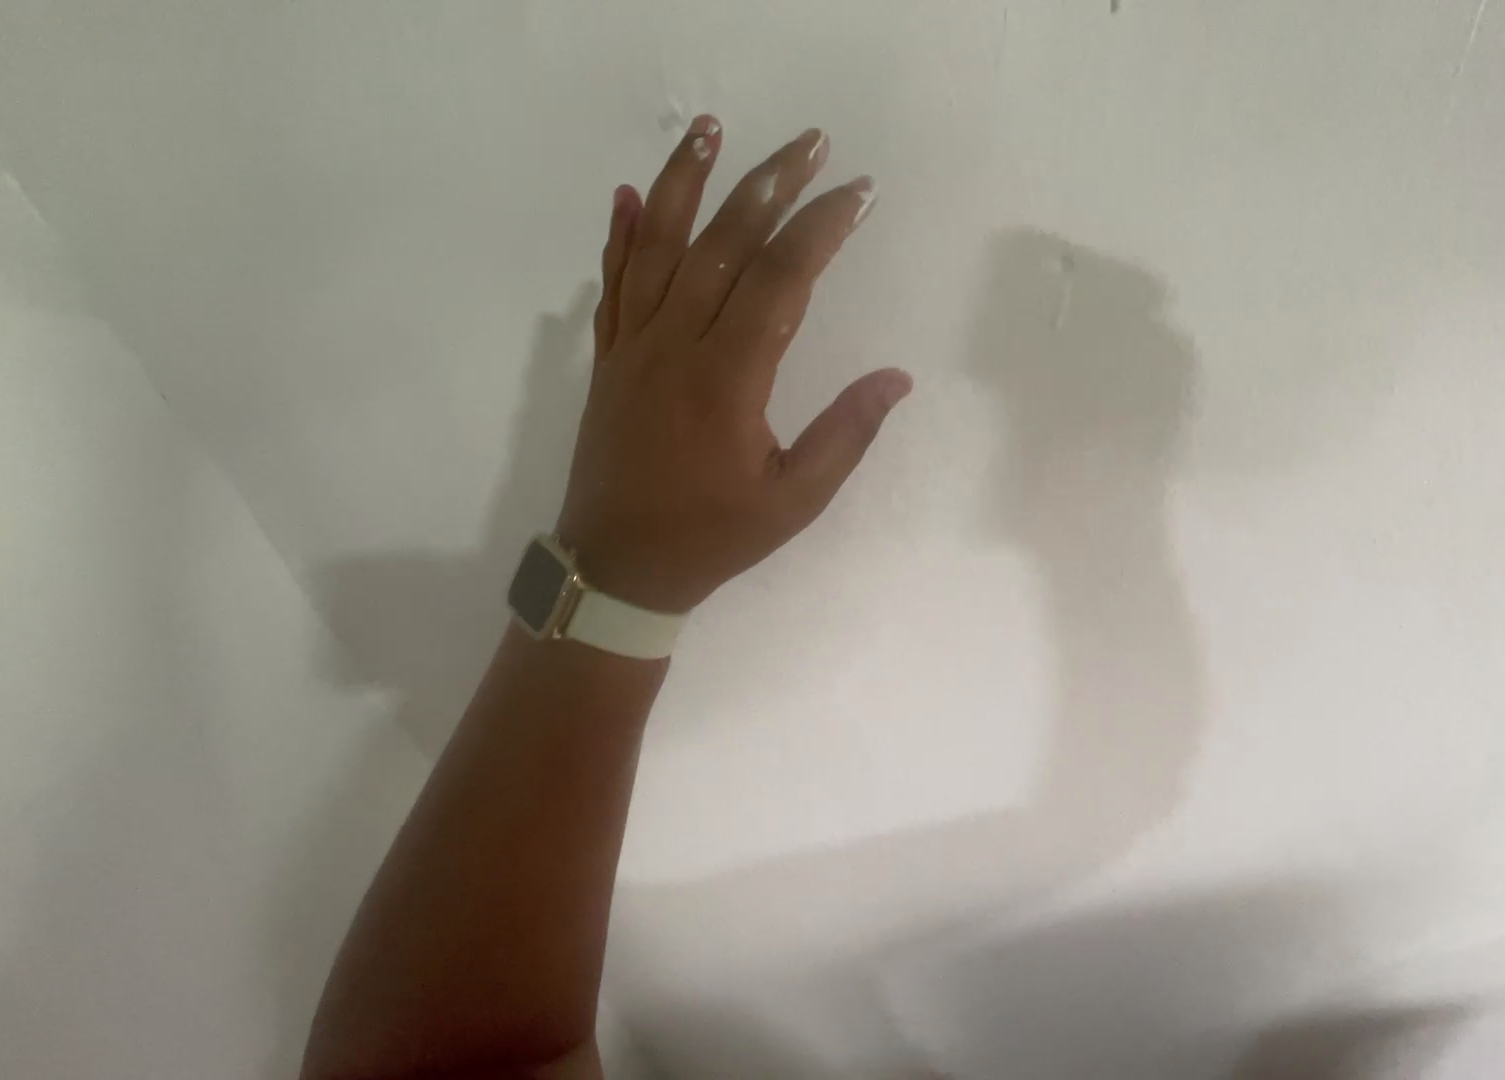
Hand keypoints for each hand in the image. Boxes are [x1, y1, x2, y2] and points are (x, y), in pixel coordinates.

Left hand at [556, 117, 911, 613]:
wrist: (616, 568)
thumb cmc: (711, 538)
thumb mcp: (792, 502)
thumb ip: (845, 437)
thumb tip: (896, 378)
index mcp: (728, 380)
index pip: (781, 280)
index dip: (823, 229)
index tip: (859, 192)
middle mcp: (676, 347)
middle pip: (724, 245)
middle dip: (770, 185)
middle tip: (810, 142)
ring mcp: (633, 349)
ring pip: (659, 249)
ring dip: (686, 183)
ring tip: (711, 128)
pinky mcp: (608, 362)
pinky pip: (612, 287)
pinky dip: (620, 238)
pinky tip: (628, 195)